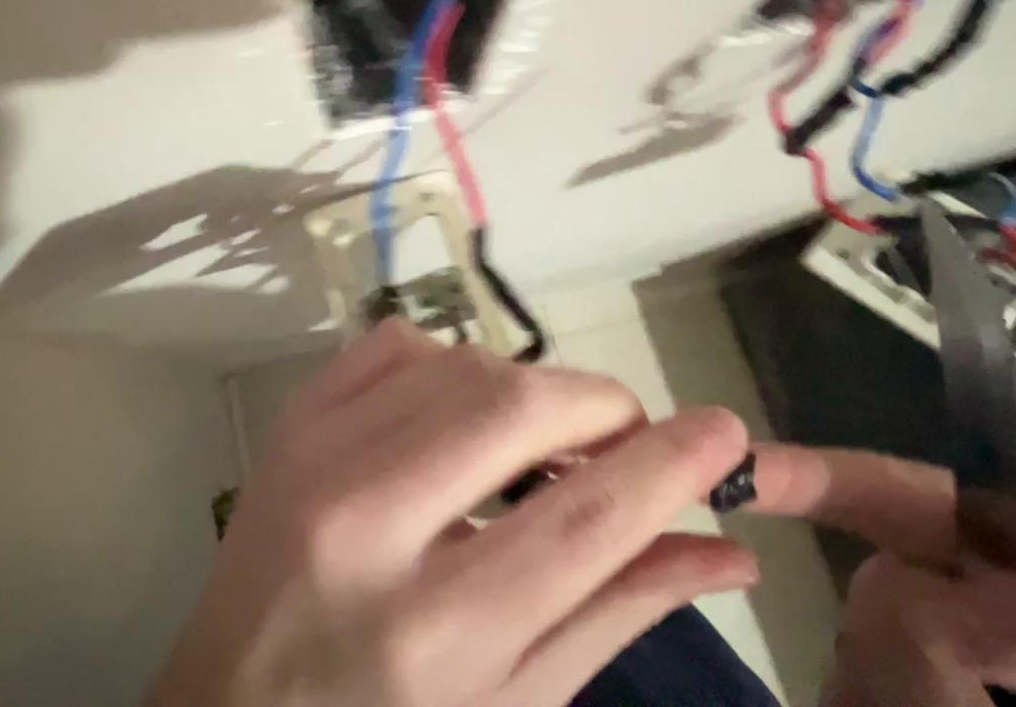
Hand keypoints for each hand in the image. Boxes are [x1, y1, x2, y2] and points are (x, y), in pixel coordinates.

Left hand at [145, 320, 756, 706]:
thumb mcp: (510, 702)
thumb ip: (616, 614)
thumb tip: (726, 548)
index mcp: (436, 628)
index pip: (585, 518)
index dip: (669, 463)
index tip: (721, 431)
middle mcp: (368, 526)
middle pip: (517, 409)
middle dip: (598, 408)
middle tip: (624, 438)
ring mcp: (317, 458)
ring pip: (461, 364)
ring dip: (529, 389)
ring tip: (543, 441)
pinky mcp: (290, 422)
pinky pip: (394, 344)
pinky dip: (451, 361)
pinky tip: (460, 413)